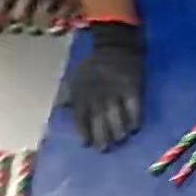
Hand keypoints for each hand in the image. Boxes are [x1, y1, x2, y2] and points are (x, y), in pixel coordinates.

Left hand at [60, 22, 143, 148]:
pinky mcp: (132, 89)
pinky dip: (134, 121)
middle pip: (99, 123)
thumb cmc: (93, 66)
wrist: (114, 46)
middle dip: (101, 138)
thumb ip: (69, 95)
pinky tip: (133, 129)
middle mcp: (97, 95)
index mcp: (82, 93)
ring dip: (118, 133)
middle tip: (104, 149)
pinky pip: (134, 110)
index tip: (87, 144)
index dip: (84, 133)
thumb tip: (61, 110)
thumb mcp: (75, 77)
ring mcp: (115, 93)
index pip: (81, 119)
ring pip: (117, 119)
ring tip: (119, 140)